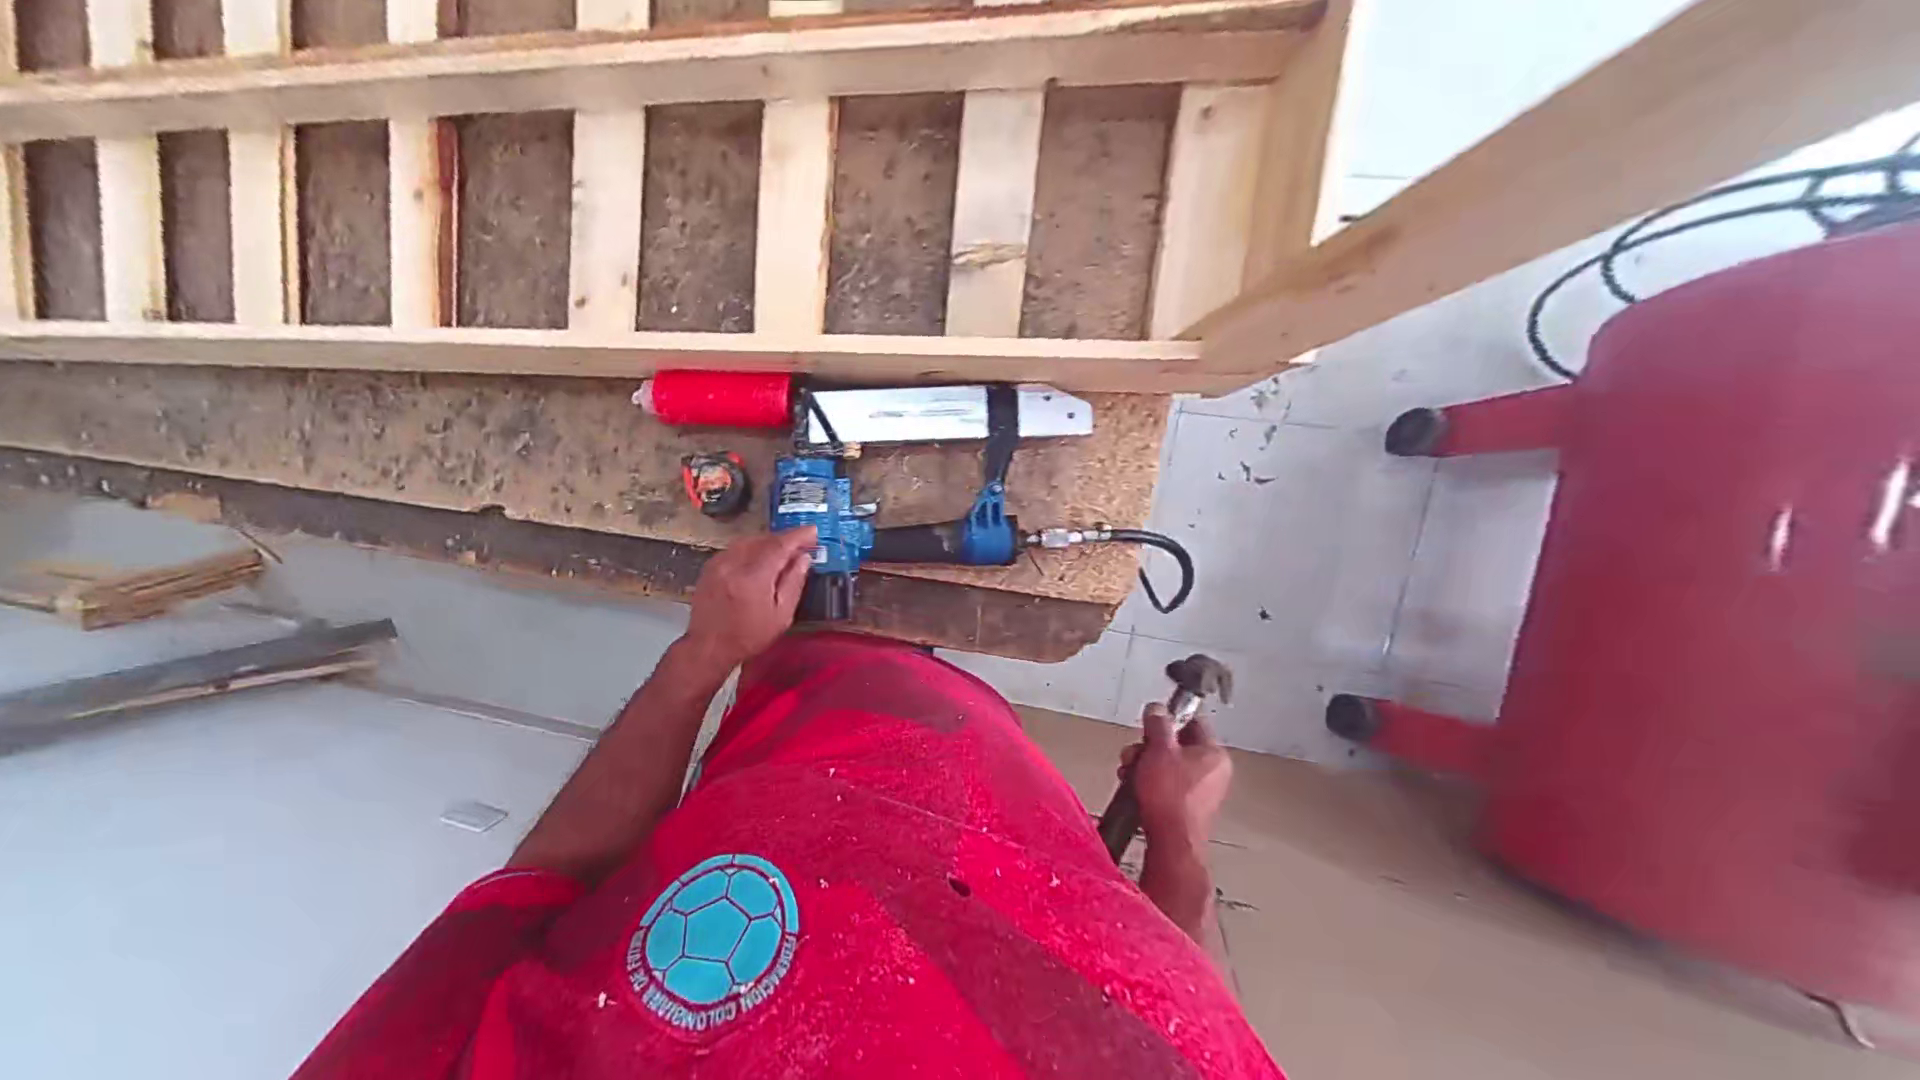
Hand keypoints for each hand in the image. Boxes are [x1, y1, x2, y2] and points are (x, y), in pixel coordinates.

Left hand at [683, 527, 817, 670]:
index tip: (813, 531)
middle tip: (802, 543)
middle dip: (785, 538)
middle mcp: (733, 564)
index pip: (780, 546)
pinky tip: (761, 557)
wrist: (708, 647)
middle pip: (764, 539)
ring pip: (748, 541)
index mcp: (753, 577)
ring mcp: (718, 563)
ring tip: (783, 550)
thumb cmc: (749, 636)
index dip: (798, 536)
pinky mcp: (710, 567)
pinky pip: (735, 548)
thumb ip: (794, 583)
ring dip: (768, 541)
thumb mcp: (781, 615)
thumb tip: (804, 558)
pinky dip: (752, 547)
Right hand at [1121, 703, 1231, 844]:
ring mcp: (1201, 791)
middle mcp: (1213, 772)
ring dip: (1145, 764)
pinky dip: (1150, 782)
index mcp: (1214, 754)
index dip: (1169, 719)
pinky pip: (1167, 784)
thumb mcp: (1159, 750)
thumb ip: (1158, 724)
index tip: (1152, 722)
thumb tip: (1157, 710)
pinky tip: (1136, 786)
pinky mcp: (1187, 807)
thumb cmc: (1170, 798)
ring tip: (1131, 772)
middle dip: (1150, 747)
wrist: (1170, 841)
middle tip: (1137, 753)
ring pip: (1168, 765)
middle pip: (1177, 745)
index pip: (1193, 722)